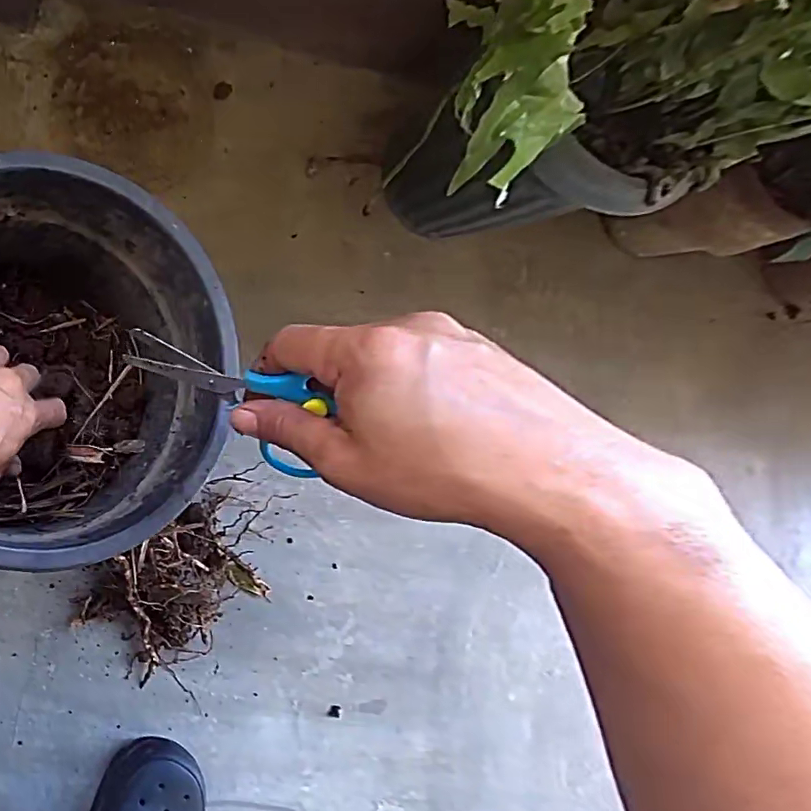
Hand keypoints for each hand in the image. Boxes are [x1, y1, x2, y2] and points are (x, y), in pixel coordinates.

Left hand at [0, 328, 67, 488]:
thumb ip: (2, 464)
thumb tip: (9, 465)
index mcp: (23, 416)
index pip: (52, 410)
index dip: (53, 413)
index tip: (49, 414)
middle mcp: (9, 385)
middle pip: (30, 374)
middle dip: (23, 382)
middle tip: (8, 394)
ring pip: (1, 353)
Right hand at [232, 313, 715, 543]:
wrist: (563, 480)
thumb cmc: (453, 472)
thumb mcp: (342, 460)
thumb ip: (284, 429)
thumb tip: (247, 414)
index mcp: (366, 349)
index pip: (286, 342)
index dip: (267, 376)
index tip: (271, 407)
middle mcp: (408, 330)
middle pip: (330, 349)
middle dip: (317, 389)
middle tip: (332, 435)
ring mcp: (451, 336)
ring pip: (374, 356)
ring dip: (359, 390)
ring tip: (384, 438)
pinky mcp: (481, 350)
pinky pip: (415, 360)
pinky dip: (401, 388)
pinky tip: (422, 430)